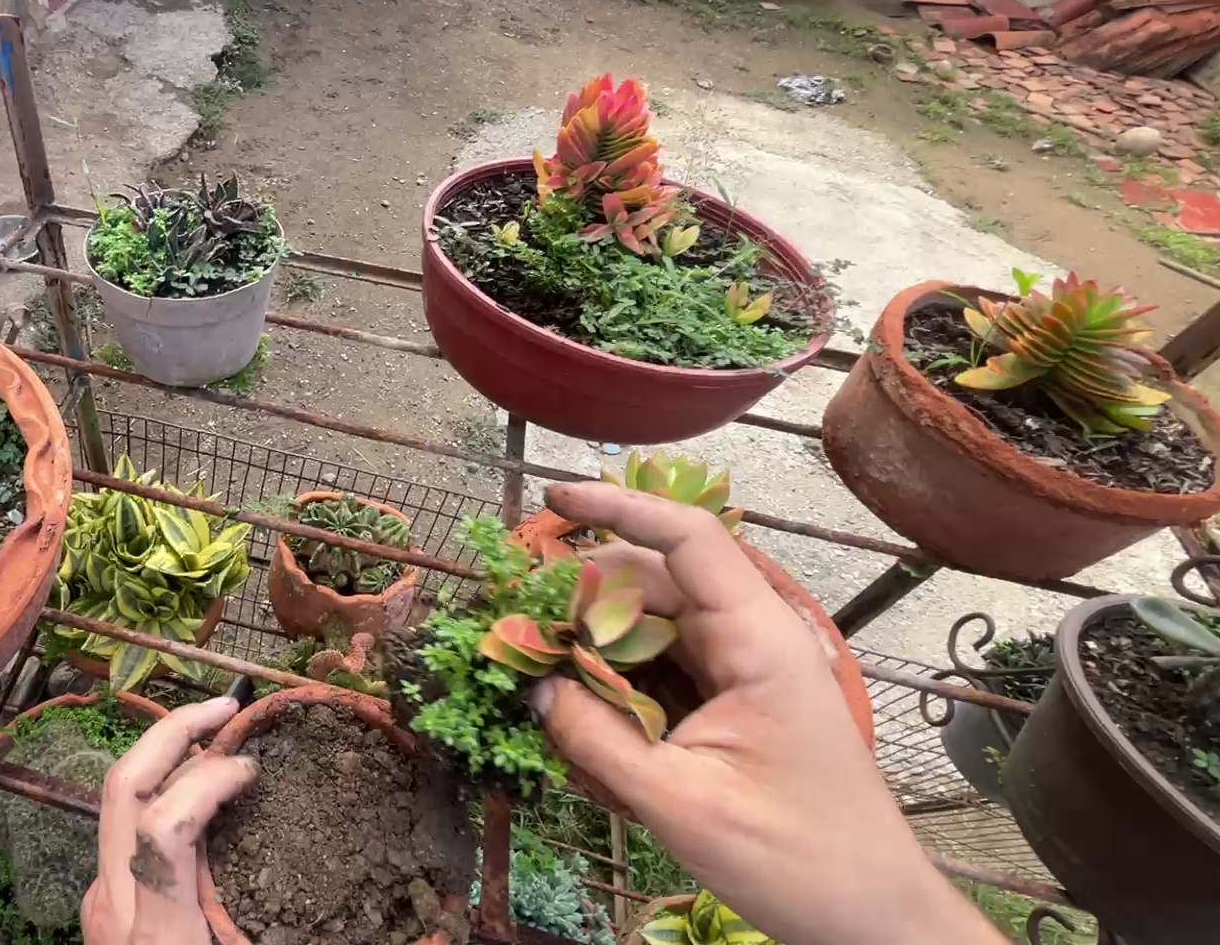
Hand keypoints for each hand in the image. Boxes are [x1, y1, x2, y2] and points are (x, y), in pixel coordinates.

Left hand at [84, 696, 258, 944]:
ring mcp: (99, 895)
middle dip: (174, 729)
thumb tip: (293, 853)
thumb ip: (252, 909)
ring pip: (120, 794)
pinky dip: (164, 785)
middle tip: (226, 707)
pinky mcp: (100, 896)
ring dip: (168, 748)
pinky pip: (127, 819)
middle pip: (124, 786)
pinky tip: (197, 783)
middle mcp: (115, 902)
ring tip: (215, 728)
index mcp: (157, 931)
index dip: (208, 779)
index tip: (250, 767)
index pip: (163, 827)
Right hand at [530, 483, 1004, 944]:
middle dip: (584, 591)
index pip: (688, 539)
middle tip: (524, 622)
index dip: (619, 506)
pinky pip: (655, 655)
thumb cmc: (796, 862)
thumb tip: (532, 686)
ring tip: (545, 661)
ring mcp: (738, 662)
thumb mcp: (679, 803)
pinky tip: (581, 694)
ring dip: (594, 633)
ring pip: (648, 617)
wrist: (876, 923)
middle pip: (652, 578)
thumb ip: (595, 738)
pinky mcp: (726, 690)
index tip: (554, 498)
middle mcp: (748, 635)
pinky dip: (613, 666)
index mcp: (757, 642)